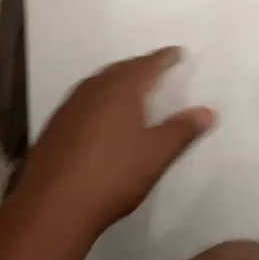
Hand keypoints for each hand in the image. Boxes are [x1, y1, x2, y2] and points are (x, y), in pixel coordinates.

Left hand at [17, 47, 216, 233]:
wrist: (51, 206)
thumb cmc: (111, 176)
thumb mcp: (156, 155)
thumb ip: (182, 131)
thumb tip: (207, 112)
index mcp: (121, 90)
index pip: (147, 65)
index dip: (164, 58)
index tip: (177, 53)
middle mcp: (94, 90)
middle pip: (121, 69)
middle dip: (140, 67)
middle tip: (156, 68)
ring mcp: (70, 107)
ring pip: (99, 83)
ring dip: (117, 80)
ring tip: (131, 88)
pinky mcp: (54, 127)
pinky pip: (84, 100)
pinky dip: (99, 98)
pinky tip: (101, 116)